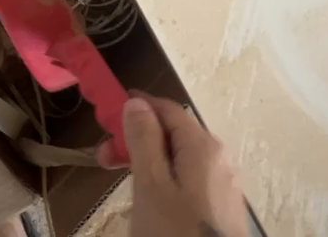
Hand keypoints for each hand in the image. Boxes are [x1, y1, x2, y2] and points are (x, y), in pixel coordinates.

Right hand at [118, 95, 246, 236]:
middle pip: (172, 134)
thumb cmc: (175, 234)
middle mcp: (219, 160)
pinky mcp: (223, 214)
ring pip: (178, 160)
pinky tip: (151, 205)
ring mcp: (224, 188)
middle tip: (103, 161)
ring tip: (124, 184)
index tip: (104, 122)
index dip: (134, 107)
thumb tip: (137, 102)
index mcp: (203, 146)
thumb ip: (143, 139)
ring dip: (147, 163)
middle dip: (136, 140)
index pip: (165, 108)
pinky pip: (189, 183)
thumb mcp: (150, 186)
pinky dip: (165, 183)